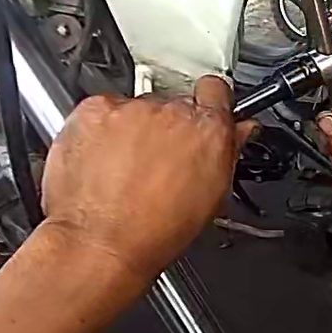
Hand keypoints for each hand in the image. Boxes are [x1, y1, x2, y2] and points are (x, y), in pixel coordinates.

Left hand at [41, 76, 250, 278]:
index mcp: (209, 129)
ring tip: (126, 169)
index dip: (210, 103)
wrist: (102, 242)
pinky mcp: (93, 111)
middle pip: (174, 104)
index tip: (203, 113)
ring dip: (133, 130)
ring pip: (137, 109)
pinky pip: (102, 112)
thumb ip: (228, 151)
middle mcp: (172, 111)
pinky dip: (102, 130)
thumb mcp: (213, 194)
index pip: (216, 89)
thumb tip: (238, 132)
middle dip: (168, 127)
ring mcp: (131, 109)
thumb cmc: (157, 229)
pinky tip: (104, 161)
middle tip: (158, 161)